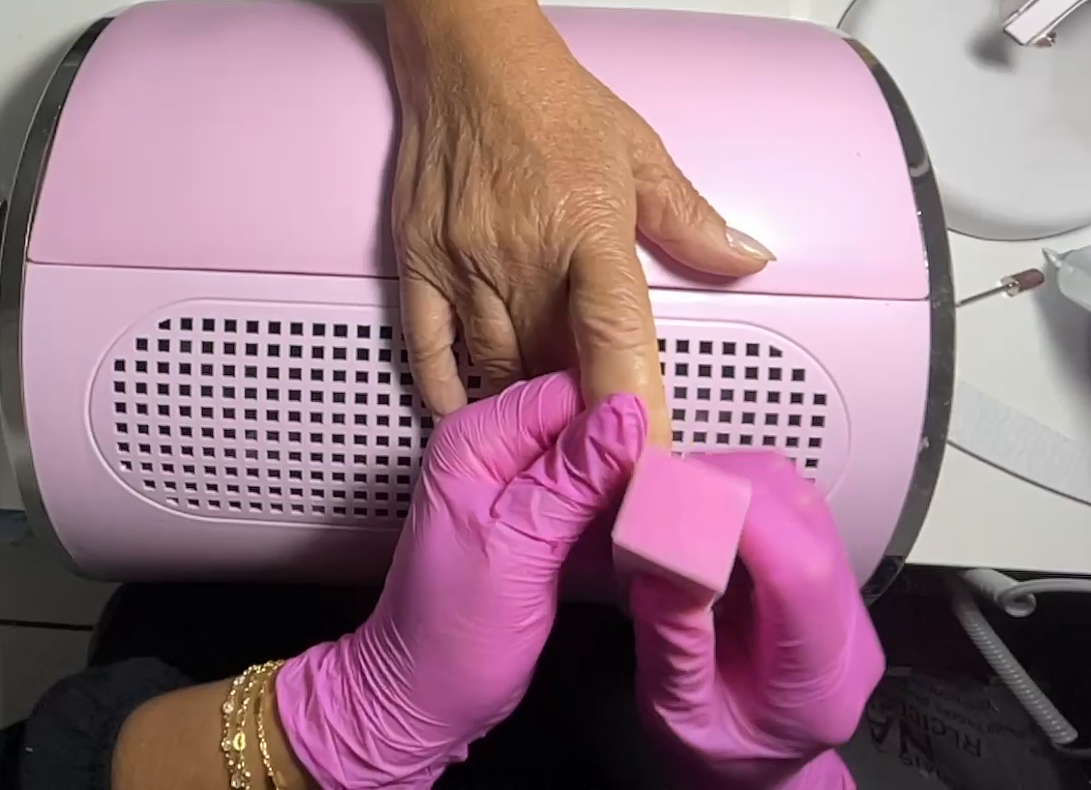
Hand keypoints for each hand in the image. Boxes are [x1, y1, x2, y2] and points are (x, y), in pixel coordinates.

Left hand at [275, 374, 642, 787]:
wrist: (426, 697)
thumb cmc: (449, 632)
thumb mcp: (517, 548)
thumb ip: (572, 479)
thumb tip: (622, 413)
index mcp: (474, 439)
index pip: (561, 393)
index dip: (613, 415)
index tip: (658, 449)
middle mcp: (494, 451)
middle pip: (580, 423)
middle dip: (626, 452)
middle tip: (665, 491)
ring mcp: (516, 487)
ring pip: (591, 462)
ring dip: (626, 488)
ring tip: (658, 518)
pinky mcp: (536, 521)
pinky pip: (588, 500)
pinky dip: (615, 516)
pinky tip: (639, 538)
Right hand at [375, 0, 772, 443]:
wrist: (466, 60)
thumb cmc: (553, 103)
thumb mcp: (636, 148)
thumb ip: (690, 216)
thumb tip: (749, 260)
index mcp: (587, 229)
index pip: (615, 335)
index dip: (633, 408)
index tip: (649, 469)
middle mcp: (521, 254)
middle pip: (552, 366)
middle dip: (578, 420)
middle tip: (599, 461)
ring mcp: (461, 262)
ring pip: (493, 366)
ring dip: (522, 411)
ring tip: (542, 445)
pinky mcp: (417, 261)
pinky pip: (426, 345)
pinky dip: (446, 390)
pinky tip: (467, 417)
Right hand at [628, 452, 883, 788]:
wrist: (761, 765)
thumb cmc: (720, 753)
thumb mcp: (679, 716)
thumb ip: (671, 650)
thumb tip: (654, 573)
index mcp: (818, 677)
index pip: (802, 571)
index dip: (745, 516)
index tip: (680, 491)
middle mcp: (847, 626)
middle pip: (806, 518)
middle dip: (732, 485)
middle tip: (665, 485)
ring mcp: (842, 595)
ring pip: (801, 500)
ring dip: (737, 482)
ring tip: (681, 495)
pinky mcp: (822, 572)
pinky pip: (789, 508)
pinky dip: (741, 493)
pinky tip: (703, 510)